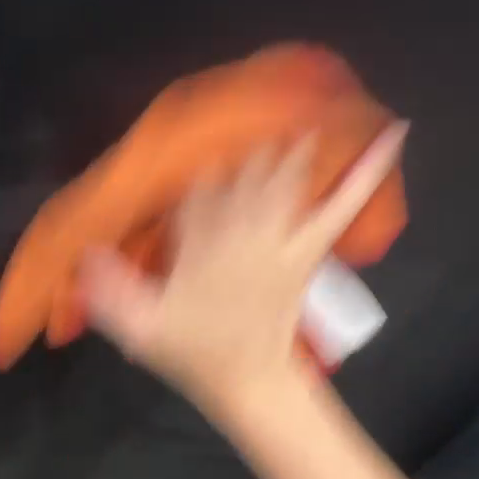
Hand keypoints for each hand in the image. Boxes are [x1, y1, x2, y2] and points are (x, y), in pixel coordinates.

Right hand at [79, 122, 406, 417]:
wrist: (250, 382)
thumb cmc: (192, 353)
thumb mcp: (139, 329)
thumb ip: (111, 292)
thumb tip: (86, 253)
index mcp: (200, 252)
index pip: (196, 197)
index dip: (196, 163)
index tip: (194, 131)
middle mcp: (241, 238)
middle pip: (241, 179)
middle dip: (246, 140)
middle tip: (253, 96)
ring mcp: (281, 242)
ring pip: (284, 181)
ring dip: (291, 143)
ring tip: (301, 101)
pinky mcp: (309, 249)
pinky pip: (341, 206)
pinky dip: (366, 172)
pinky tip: (392, 136)